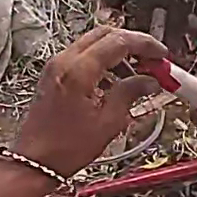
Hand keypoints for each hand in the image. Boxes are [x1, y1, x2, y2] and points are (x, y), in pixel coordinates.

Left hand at [11, 26, 165, 176]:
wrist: (34, 162)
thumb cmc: (66, 149)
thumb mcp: (108, 123)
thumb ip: (129, 94)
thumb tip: (149, 81)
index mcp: (79, 71)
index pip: (119, 42)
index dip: (145, 45)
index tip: (162, 55)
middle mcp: (65, 61)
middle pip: (105, 34)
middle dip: (133, 43)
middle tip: (153, 60)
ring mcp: (56, 66)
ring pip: (93, 43)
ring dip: (118, 52)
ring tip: (138, 74)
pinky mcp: (54, 75)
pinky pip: (82, 56)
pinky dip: (103, 61)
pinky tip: (116, 81)